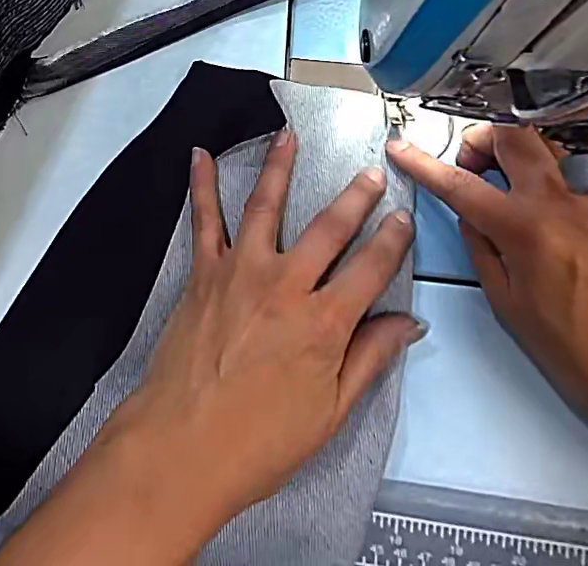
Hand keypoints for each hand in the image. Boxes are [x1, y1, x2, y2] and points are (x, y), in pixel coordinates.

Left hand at [0, 130, 419, 565]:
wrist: (180, 451)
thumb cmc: (258, 442)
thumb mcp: (330, 413)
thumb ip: (370, 359)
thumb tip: (408, 323)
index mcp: (323, 323)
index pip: (371, 267)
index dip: (393, 239)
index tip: (403, 217)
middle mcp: (285, 286)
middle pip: (329, 228)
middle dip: (356, 197)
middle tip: (371, 172)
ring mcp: (241, 272)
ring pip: (266, 207)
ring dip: (280, 167)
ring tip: (291, 136)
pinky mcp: (205, 274)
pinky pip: (205, 221)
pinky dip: (202, 186)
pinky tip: (200, 156)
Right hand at [387, 126, 587, 565]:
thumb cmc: (573, 352)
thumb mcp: (507, 303)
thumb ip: (482, 246)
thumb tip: (472, 212)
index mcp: (524, 227)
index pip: (460, 184)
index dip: (423, 163)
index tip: (399, 146)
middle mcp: (558, 197)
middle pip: (512, 133)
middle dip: (481, 138)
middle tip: (472, 168)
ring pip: (544, 144)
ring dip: (515, 151)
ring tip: (506, 188)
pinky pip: (569, 173)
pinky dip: (544, 178)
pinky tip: (546, 218)